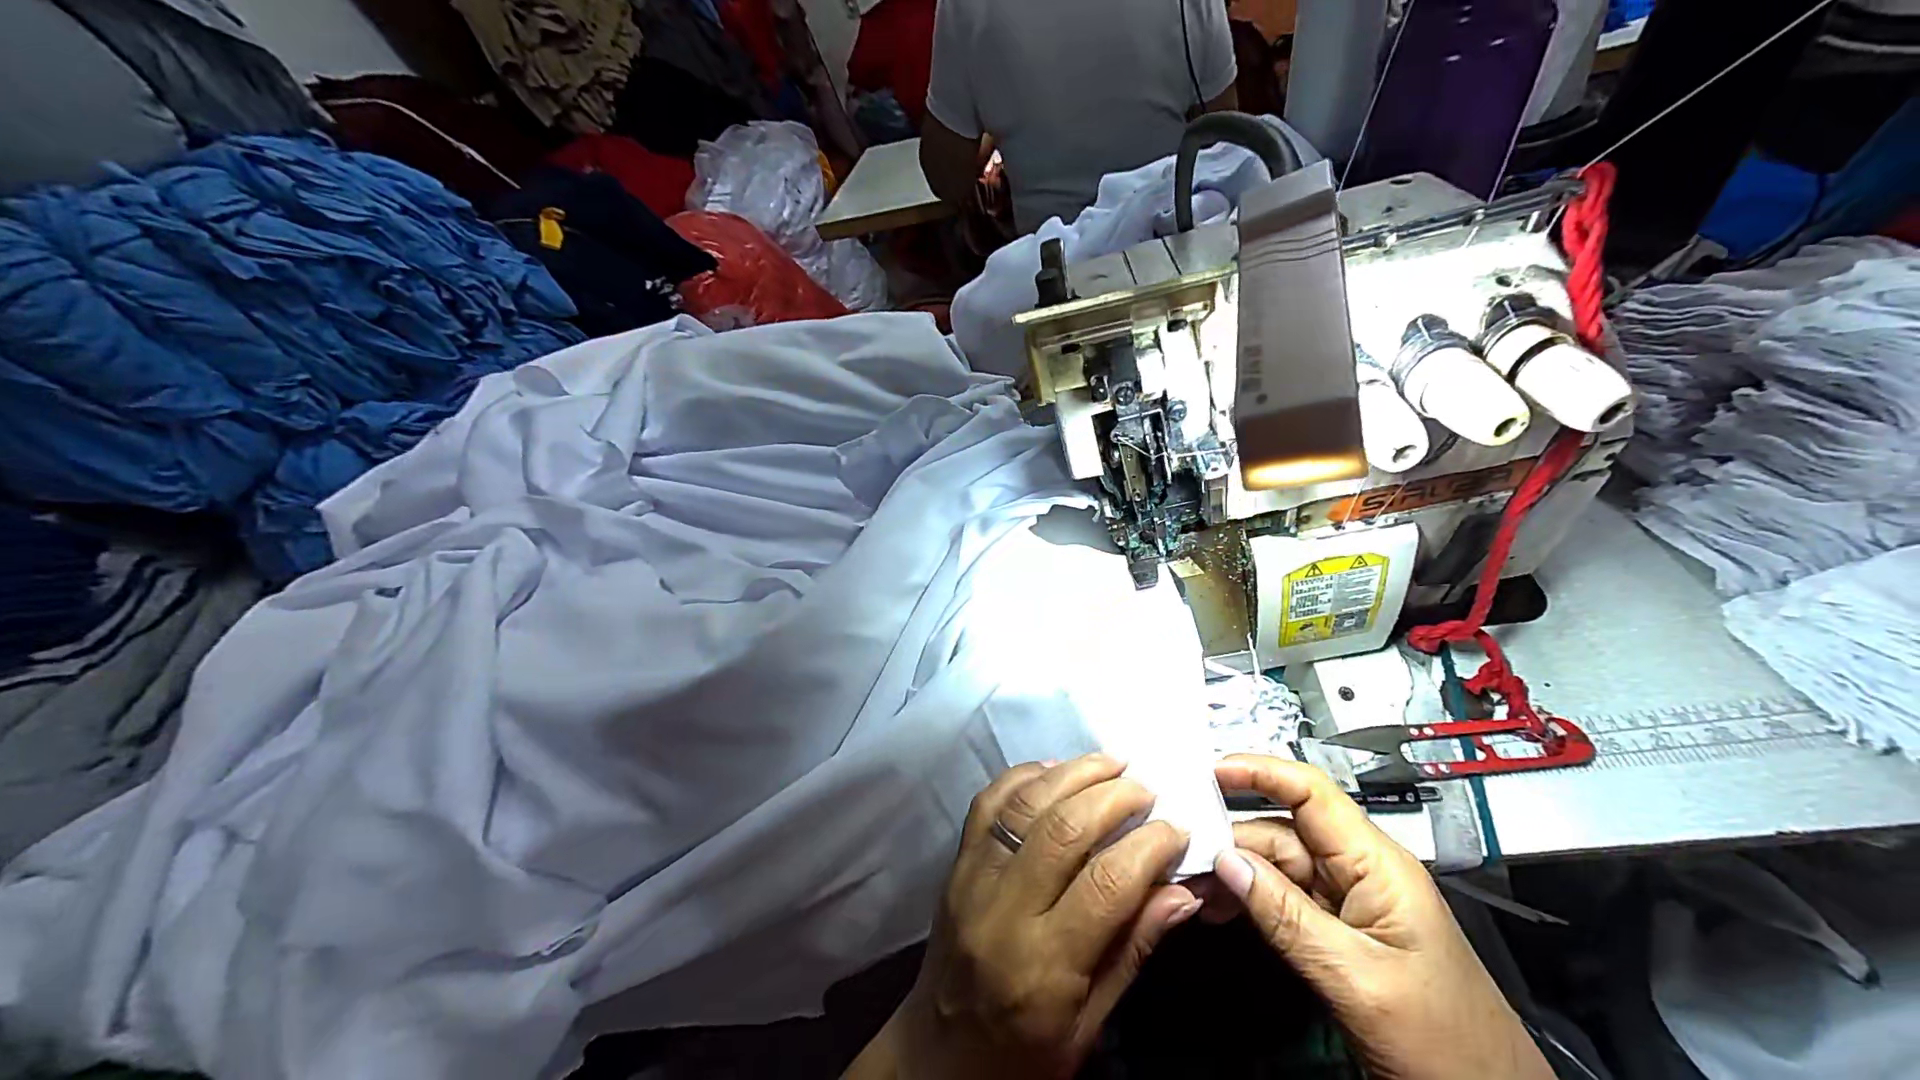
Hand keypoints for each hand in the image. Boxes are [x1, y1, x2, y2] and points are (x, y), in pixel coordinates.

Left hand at [849, 755, 1199, 1079]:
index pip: (1105, 884)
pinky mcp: (955, 863)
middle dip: (1111, 798)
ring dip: (1070, 774)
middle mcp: (1003, 910)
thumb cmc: (1023, 1051)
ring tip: (1109, 763)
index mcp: (1044, 963)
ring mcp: (972, 878)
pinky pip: (987, 803)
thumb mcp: (1089, 1024)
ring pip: (1023, 805)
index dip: (1147, 847)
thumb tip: (1182, 892)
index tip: (1176, 829)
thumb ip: (1133, 951)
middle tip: (1146, 788)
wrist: (939, 1054)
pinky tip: (1054, 769)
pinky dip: (1022, 776)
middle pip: (1062, 831)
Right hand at [1210, 755, 1552, 1079]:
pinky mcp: (1338, 932)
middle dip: (1230, 837)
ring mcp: (1349, 903)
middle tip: (1185, 855)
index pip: (1312, 793)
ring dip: (1234, 873)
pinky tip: (1223, 910)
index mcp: (1380, 868)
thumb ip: (1288, 917)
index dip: (1259, 772)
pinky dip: (1249, 899)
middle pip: (1281, 830)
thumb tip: (1228, 863)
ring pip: (1276, 865)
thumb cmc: (1451, 1049)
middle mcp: (1361, 874)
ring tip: (1197, 890)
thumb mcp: (1358, 980)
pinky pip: (1281, 898)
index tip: (1211, 771)